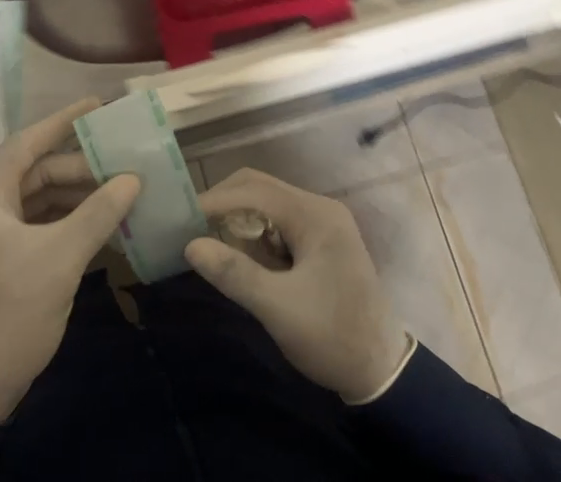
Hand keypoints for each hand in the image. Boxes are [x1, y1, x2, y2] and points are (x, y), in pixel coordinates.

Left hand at [0, 97, 141, 421]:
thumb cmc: (10, 316)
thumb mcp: (61, 260)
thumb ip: (98, 212)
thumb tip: (133, 179)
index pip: (23, 144)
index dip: (63, 123)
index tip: (97, 105)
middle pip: (27, 172)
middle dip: (75, 169)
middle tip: (121, 165)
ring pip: (26, 199)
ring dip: (68, 197)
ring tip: (114, 193)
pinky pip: (20, 224)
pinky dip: (54, 221)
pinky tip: (91, 223)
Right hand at [185, 168, 410, 403]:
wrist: (381, 372)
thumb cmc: (332, 337)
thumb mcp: (278, 308)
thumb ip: (234, 274)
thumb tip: (190, 245)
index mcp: (315, 216)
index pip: (254, 191)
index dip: (214, 201)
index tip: (179, 218)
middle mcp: (320, 209)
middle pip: (260, 189)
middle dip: (223, 205)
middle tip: (189, 228)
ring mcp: (323, 225)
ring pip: (267, 205)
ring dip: (238, 220)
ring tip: (210, 243)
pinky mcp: (320, 243)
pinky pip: (278, 224)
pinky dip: (254, 235)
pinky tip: (241, 258)